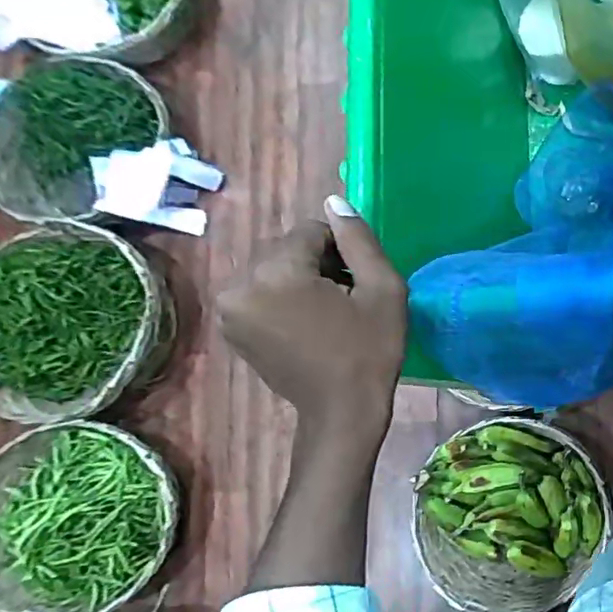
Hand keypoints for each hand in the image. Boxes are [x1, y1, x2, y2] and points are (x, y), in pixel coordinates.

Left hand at [218, 196, 406, 438]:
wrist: (343, 411)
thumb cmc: (371, 351)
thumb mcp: (384, 291)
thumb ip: (359, 240)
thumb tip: (335, 201)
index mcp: (276, 272)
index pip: (310, 231)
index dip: (343, 251)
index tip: (359, 284)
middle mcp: (239, 284)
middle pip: (286, 248)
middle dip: (317, 263)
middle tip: (346, 300)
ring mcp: (229, 308)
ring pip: (272, 269)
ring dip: (299, 280)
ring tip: (327, 314)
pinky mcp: (230, 327)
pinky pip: (259, 292)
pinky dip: (282, 299)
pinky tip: (307, 324)